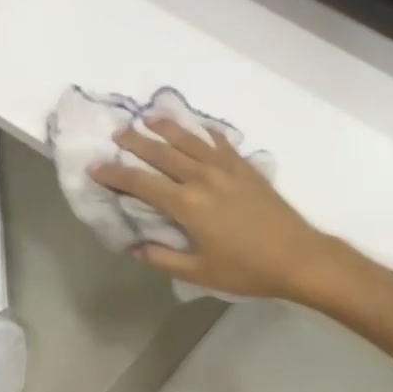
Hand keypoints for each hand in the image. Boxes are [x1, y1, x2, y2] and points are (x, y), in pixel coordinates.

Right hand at [89, 119, 347, 301]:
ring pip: (189, 139)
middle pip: (161, 152)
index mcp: (187, 205)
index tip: (95, 168)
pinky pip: (220, 142)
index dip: (115, 175)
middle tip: (116, 134)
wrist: (297, 257)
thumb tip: (135, 247)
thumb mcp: (201, 273)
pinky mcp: (247, 168)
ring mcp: (227, 168)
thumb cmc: (247, 271)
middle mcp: (202, 178)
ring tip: (148, 118)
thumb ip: (164, 259)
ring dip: (166, 127)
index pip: (141, 183)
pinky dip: (204, 133)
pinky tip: (197, 129)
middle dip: (135, 142)